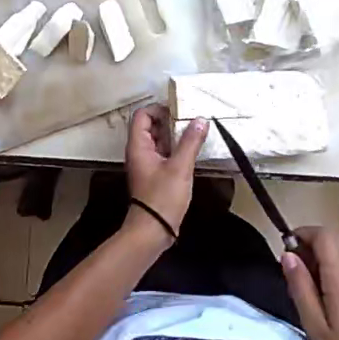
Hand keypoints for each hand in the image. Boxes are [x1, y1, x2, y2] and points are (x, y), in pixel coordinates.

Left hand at [124, 104, 207, 231]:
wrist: (153, 230)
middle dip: (170, 121)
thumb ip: (190, 142)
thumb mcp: (180, 167)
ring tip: (196, 134)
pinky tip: (192, 151)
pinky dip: (175, 149)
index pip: (142, 115)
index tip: (180, 112)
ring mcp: (146, 164)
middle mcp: (139, 151)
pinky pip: (163, 154)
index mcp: (138, 145)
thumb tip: (200, 119)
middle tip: (192, 121)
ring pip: (159, 141)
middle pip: (150, 126)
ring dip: (175, 136)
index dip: (159, 109)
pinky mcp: (154, 175)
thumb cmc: (163, 197)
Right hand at [281, 226, 338, 339]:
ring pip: (336, 261)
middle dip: (306, 256)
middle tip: (294, 283)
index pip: (324, 236)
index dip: (303, 234)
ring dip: (318, 269)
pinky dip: (331, 279)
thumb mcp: (316, 324)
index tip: (287, 249)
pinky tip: (329, 308)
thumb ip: (300, 287)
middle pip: (328, 247)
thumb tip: (287, 256)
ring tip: (311, 301)